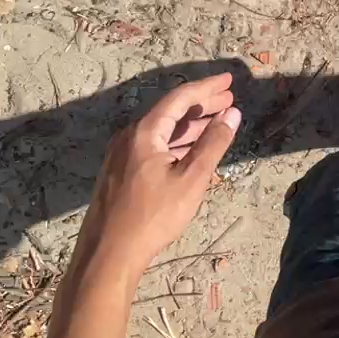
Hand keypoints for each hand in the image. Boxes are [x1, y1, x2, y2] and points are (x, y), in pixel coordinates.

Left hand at [79, 73, 241, 276]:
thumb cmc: (153, 216)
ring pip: (161, 129)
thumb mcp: (191, 179)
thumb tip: (232, 113)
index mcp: (144, 133)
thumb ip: (213, 143)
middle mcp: (129, 137)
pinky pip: (153, 145)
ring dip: (190, 123)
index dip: (207, 87)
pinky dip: (177, 140)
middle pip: (169, 111)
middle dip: (200, 103)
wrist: (107, 257)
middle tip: (227, 98)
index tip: (229, 80)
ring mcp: (121, 156)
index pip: (180, 98)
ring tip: (216, 119)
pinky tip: (191, 148)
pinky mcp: (119, 173)